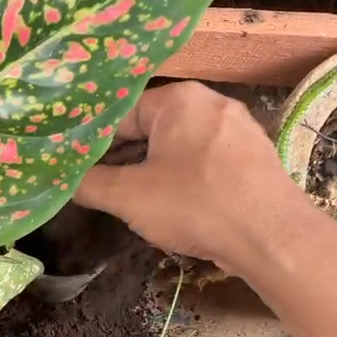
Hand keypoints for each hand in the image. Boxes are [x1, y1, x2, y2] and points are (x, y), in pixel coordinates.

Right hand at [74, 82, 319, 274]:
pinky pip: (206, 163)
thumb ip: (91, 185)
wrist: (270, 236)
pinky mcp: (253, 159)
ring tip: (135, 201)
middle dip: (125, 157)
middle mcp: (211, 103)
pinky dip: (185, 181)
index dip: (94, 141)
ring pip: (180, 147)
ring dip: (154, 171)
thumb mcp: (129, 197)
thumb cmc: (195, 205)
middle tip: (101, 186)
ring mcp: (238, 130)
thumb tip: (66, 180)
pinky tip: (178, 208)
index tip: (76, 165)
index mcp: (179, 99)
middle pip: (152, 128)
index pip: (121, 112)